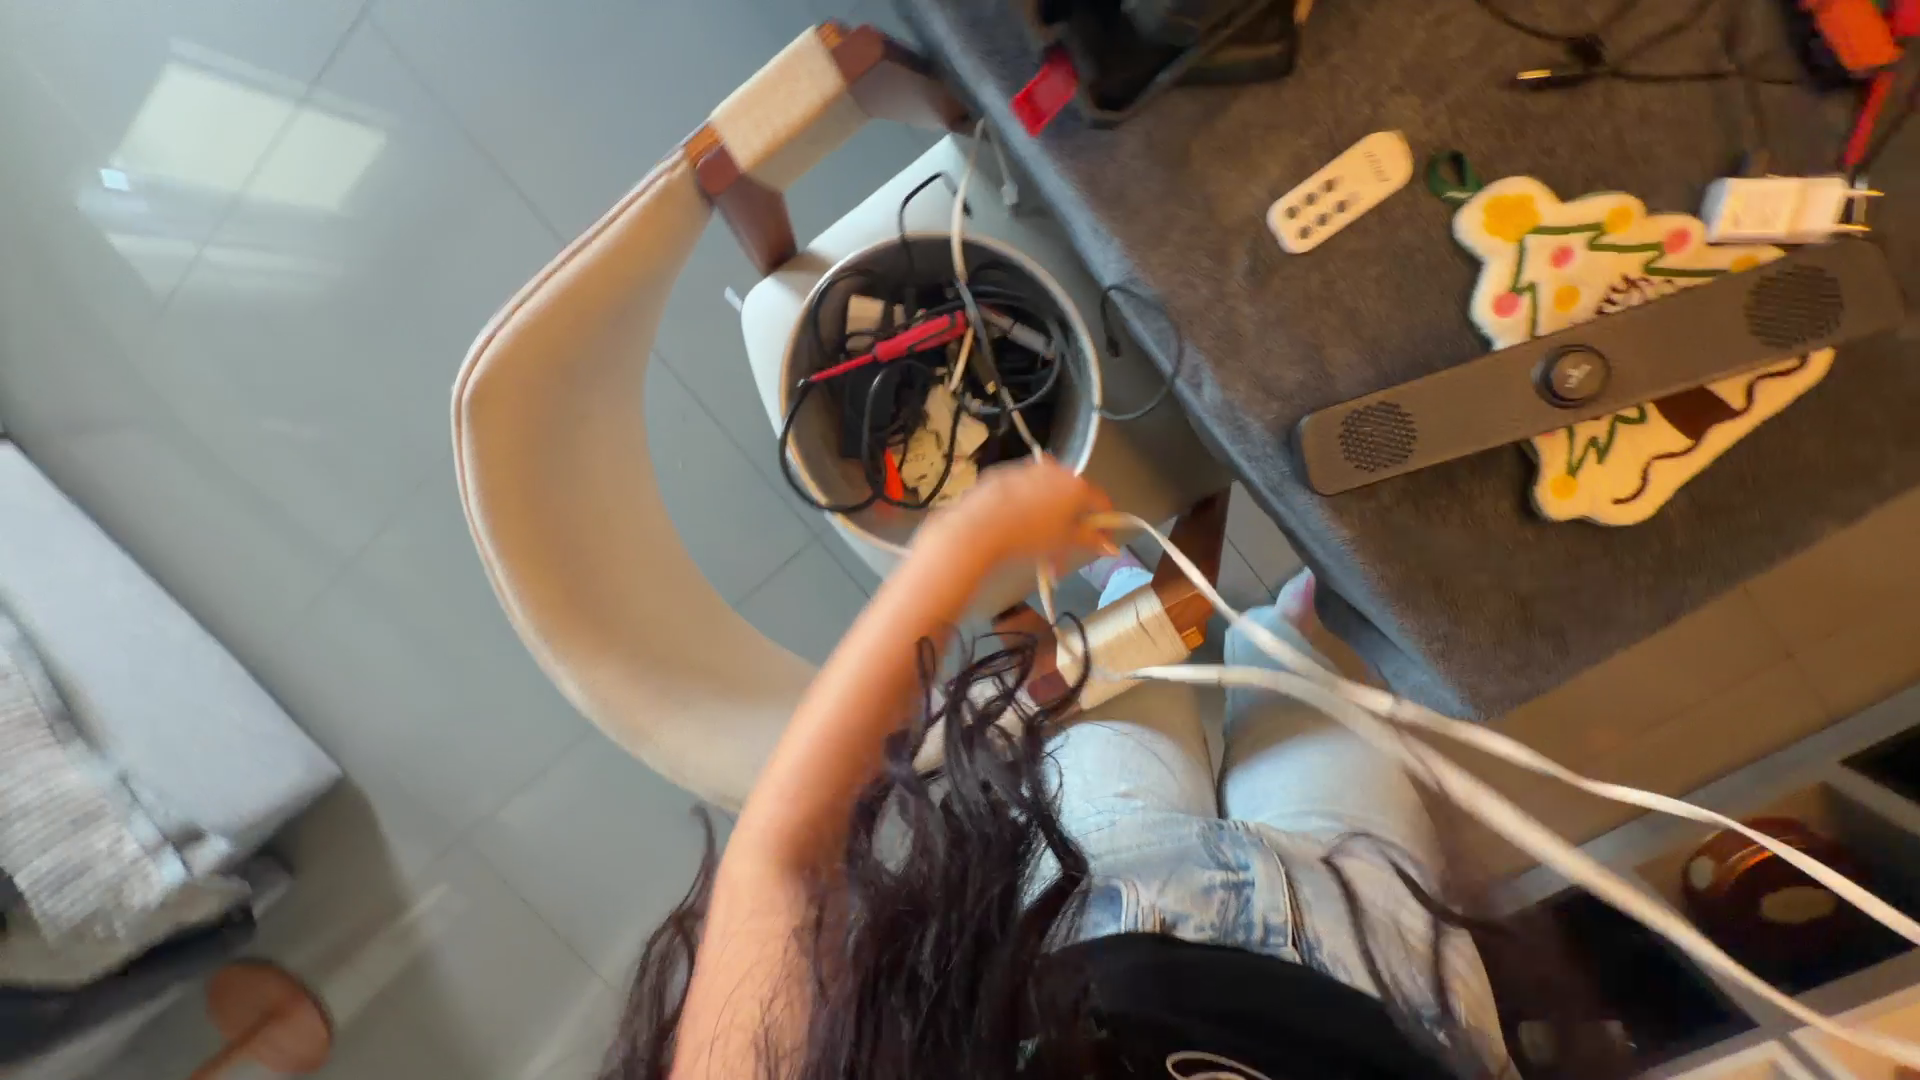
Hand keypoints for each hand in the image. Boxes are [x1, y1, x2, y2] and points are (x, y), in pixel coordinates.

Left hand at [926, 458, 1113, 566]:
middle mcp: (1055, 469)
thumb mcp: (1064, 541)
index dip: (1104, 522)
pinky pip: (1023, 488)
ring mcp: (1028, 468)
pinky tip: (1014, 522)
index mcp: (1076, 485)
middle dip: (1072, 518)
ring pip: (1047, 489)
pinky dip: (1025, 503)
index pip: (1101, 501)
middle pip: (1073, 493)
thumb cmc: (1028, 535)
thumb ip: (1091, 540)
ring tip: (1036, 536)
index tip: (1101, 539)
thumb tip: (1112, 547)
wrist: (979, 526)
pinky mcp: (1004, 472)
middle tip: (1064, 543)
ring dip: (1048, 510)